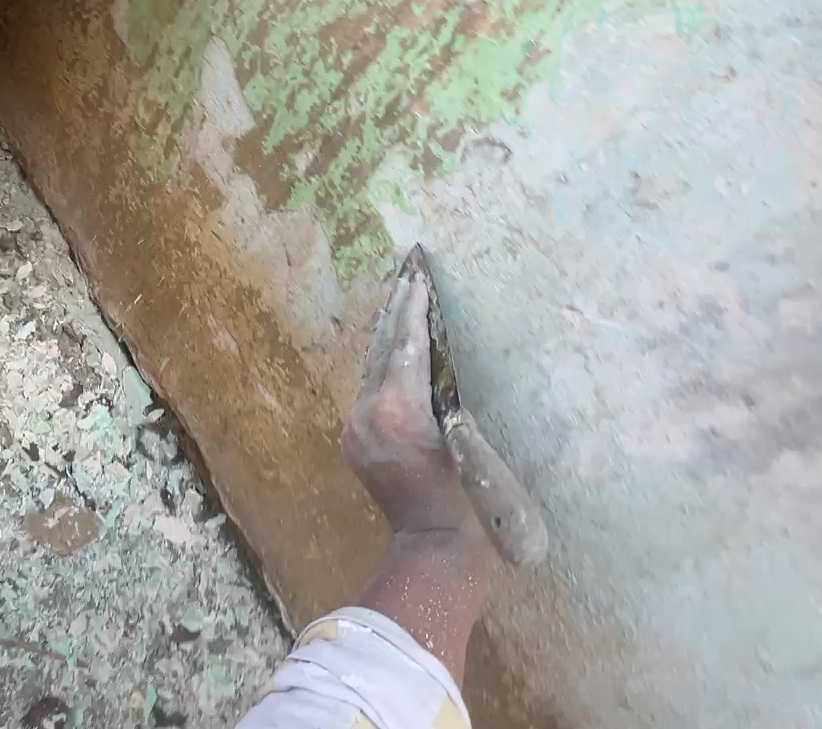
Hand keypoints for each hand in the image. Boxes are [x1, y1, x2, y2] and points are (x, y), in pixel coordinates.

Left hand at [342, 274, 484, 541]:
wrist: (434, 546)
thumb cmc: (468, 499)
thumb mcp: (469, 436)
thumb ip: (448, 393)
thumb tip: (438, 359)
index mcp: (396, 407)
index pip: (405, 343)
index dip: (413, 307)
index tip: (417, 275)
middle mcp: (366, 410)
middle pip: (381, 348)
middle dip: (395, 310)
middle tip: (405, 274)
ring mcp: (354, 426)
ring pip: (369, 368)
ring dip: (385, 336)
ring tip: (398, 301)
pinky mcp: (352, 439)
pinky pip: (366, 392)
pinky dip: (380, 368)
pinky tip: (389, 351)